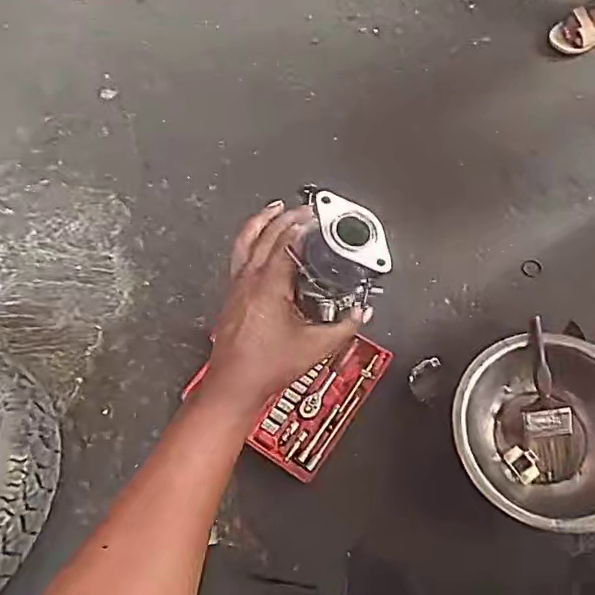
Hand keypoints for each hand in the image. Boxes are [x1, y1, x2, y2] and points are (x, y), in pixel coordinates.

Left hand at [198, 201, 360, 410]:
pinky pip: (240, 255)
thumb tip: (361, 314)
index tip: (317, 217)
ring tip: (276, 210)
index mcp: (269, 286)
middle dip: (287, 217)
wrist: (235, 384)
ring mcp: (237, 286)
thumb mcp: (317, 347)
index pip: (287, 242)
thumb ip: (345, 326)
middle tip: (305, 209)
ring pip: (246, 240)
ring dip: (263, 221)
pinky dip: (251, 239)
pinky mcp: (232, 295)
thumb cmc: (264, 367)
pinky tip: (260, 243)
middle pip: (267, 234)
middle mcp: (249, 280)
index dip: (304, 225)